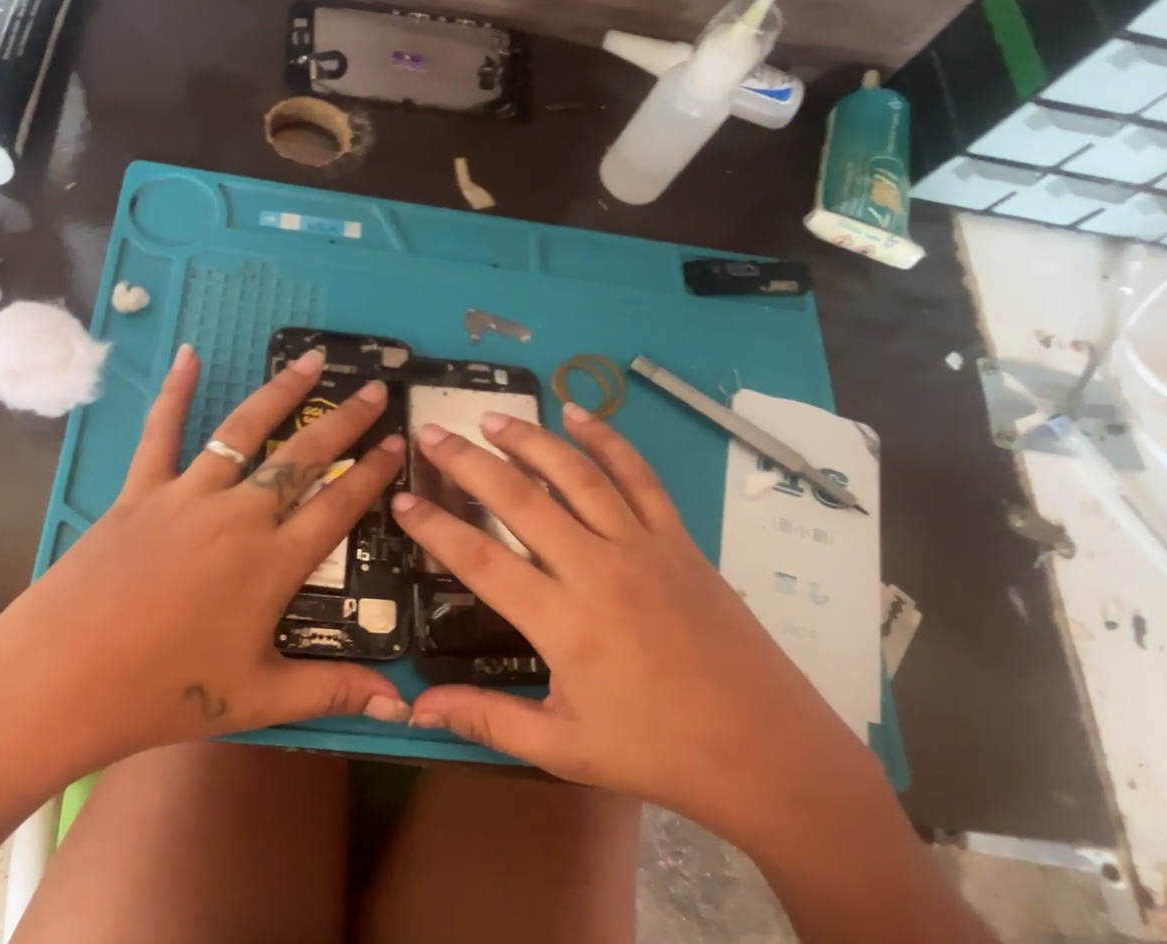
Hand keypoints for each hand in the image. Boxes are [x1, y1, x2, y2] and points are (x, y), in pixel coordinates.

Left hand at [0, 343, 410, 772]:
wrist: (61, 680)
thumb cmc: (164, 693)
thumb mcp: (257, 699)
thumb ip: (333, 692)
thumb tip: (403, 705)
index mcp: (273, 563)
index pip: (339, 507)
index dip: (374, 474)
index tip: (399, 443)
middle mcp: (238, 516)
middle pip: (303, 457)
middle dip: (345, 421)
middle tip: (376, 390)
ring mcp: (186, 496)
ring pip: (244, 431)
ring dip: (281, 392)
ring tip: (310, 361)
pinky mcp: (138, 491)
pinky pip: (161, 432)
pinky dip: (175, 391)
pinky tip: (190, 355)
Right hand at [392, 403, 886, 851]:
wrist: (764, 750)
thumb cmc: (656, 751)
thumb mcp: (561, 747)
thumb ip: (485, 718)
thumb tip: (415, 707)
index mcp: (562, 620)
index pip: (479, 558)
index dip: (434, 527)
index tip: (402, 500)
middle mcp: (596, 568)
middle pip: (520, 498)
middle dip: (468, 462)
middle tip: (431, 433)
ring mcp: (642, 547)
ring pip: (577, 475)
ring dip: (530, 440)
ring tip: (492, 417)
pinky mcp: (678, 541)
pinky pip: (639, 478)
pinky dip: (608, 440)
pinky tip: (579, 414)